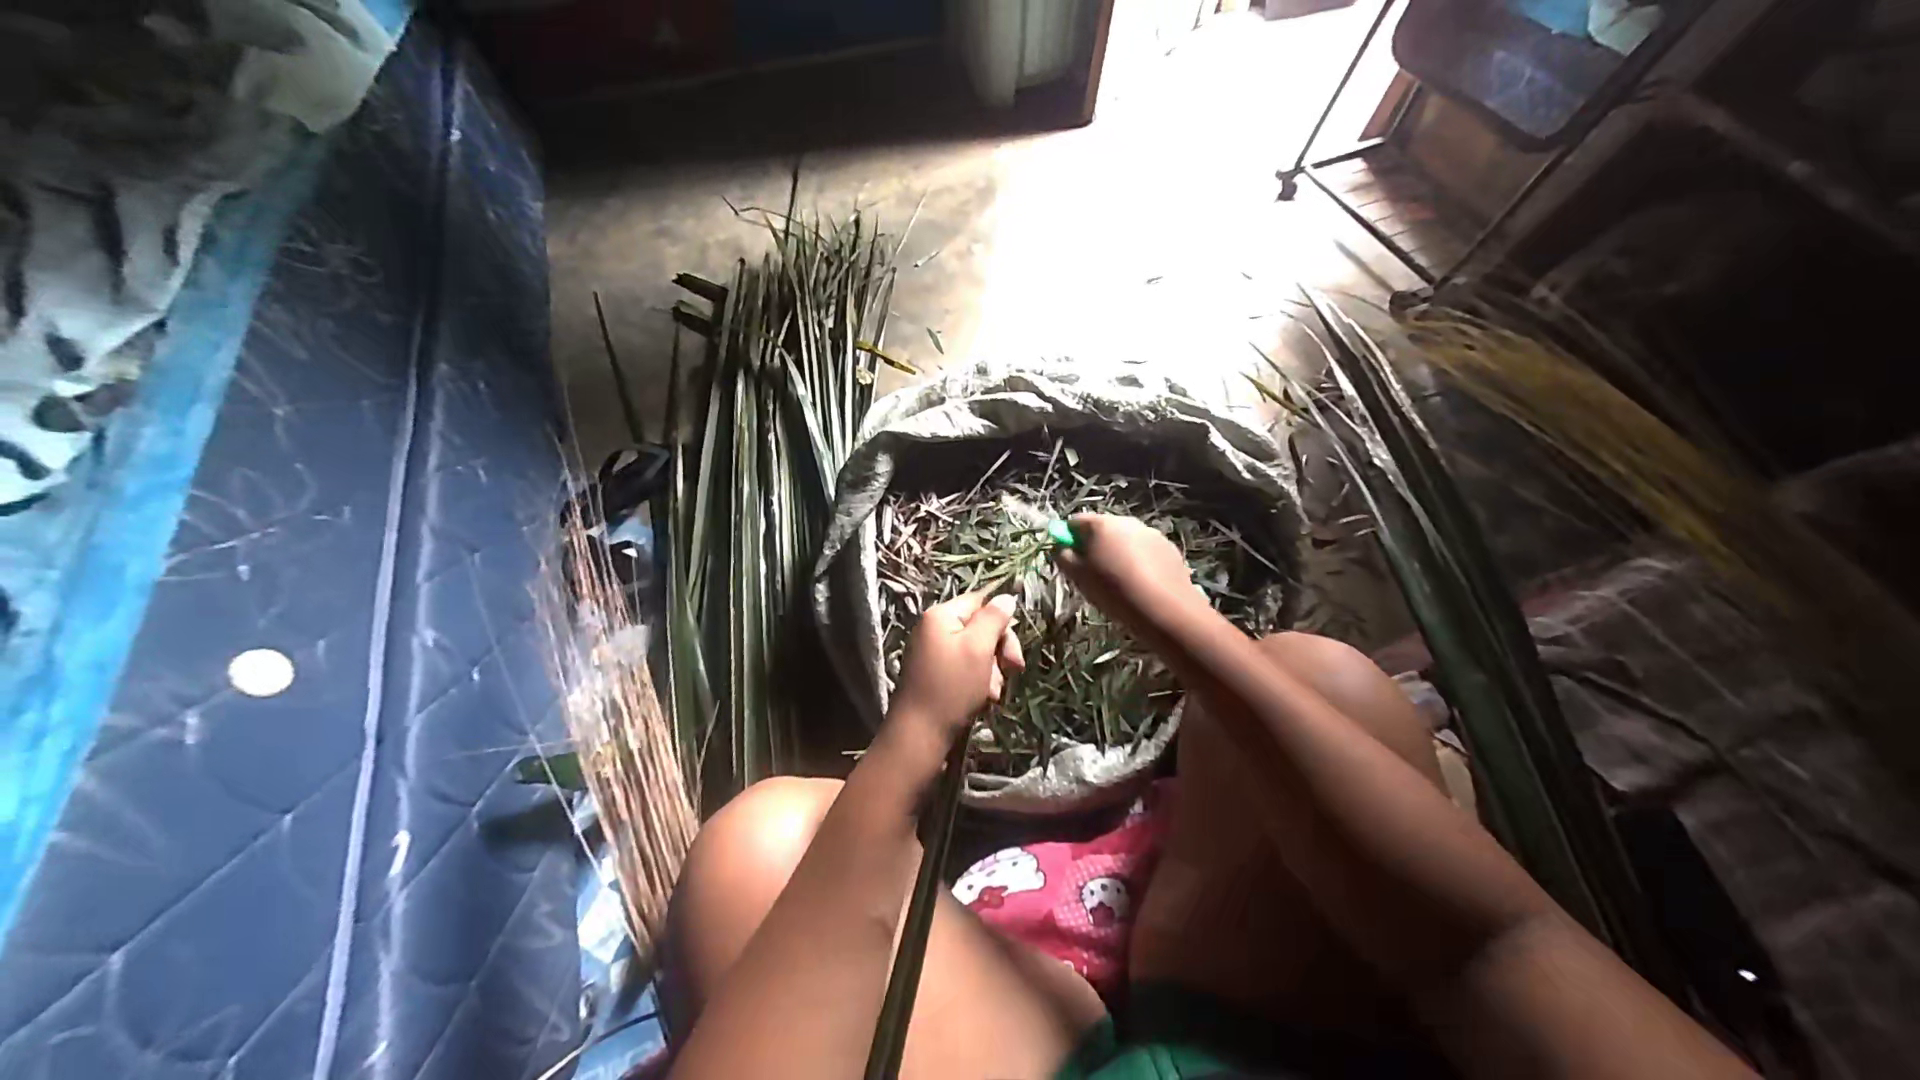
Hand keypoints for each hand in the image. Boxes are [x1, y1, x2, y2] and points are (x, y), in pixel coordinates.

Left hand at [889, 592, 1024, 740]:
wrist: (920, 734)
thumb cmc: (951, 687)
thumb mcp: (978, 648)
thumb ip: (994, 619)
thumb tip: (1007, 596)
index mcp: (941, 615)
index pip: (981, 602)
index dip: (1002, 623)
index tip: (1012, 650)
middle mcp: (935, 629)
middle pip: (981, 628)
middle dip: (999, 652)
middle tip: (1012, 672)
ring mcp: (935, 652)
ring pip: (978, 652)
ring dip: (992, 672)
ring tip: (990, 693)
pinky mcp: (937, 674)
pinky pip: (966, 669)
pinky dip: (979, 682)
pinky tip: (982, 699)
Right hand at [1054, 514, 1206, 635]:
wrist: (1163, 608)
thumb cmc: (1113, 590)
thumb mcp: (1078, 576)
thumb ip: (1062, 556)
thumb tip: (1060, 547)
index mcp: (1101, 524)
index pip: (1075, 522)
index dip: (1068, 539)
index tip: (1071, 560)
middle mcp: (1127, 522)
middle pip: (1103, 529)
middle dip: (1095, 546)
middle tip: (1094, 574)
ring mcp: (1151, 533)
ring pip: (1126, 540)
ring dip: (1118, 554)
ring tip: (1120, 582)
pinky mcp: (1169, 548)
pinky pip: (1146, 551)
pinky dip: (1140, 562)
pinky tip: (1141, 584)